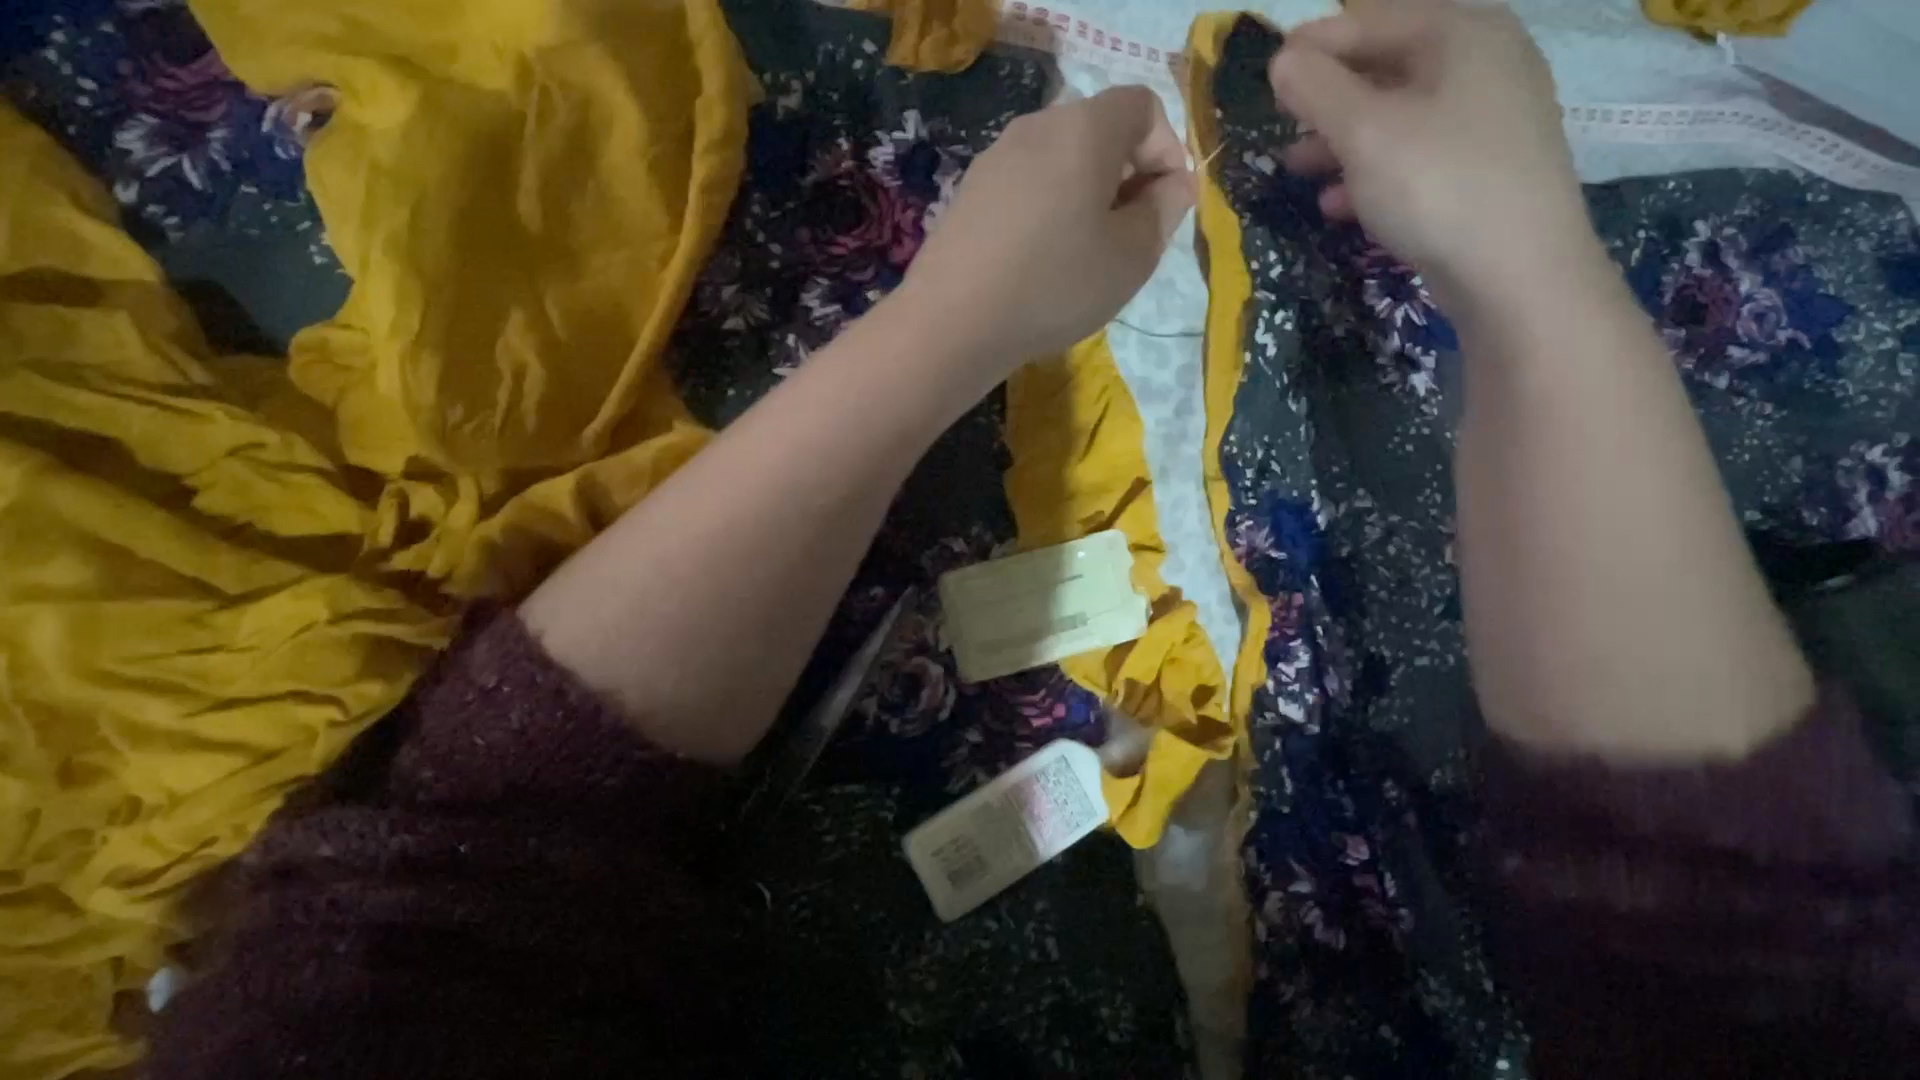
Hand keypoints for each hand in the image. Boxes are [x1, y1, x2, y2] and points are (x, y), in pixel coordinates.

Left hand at [896, 85, 1194, 370]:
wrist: (952, 323)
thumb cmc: (1055, 286)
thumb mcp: (1132, 257)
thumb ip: (1163, 211)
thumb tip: (1171, 185)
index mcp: (1084, 128)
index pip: (1143, 105)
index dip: (1166, 149)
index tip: (1164, 206)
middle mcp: (1035, 127)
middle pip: (1098, 130)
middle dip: (1125, 174)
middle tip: (1128, 235)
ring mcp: (994, 159)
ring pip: (1058, 161)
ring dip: (1084, 196)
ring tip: (1083, 255)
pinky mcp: (968, 193)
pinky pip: (1024, 186)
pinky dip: (1046, 210)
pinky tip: (1039, 263)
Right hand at [1268, 0, 1592, 309]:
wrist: (1517, 271)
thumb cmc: (1436, 185)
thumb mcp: (1364, 132)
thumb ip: (1317, 89)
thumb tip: (1283, 59)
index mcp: (1461, 33)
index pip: (1372, 21)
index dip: (1315, 44)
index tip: (1269, 72)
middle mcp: (1485, 62)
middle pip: (1387, 66)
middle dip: (1327, 98)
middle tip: (1282, 124)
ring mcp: (1492, 118)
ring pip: (1399, 116)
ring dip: (1343, 141)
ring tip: (1299, 170)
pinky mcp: (1487, 169)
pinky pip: (1418, 155)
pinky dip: (1375, 171)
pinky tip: (1340, 204)